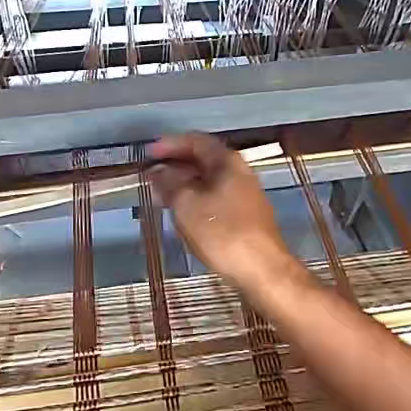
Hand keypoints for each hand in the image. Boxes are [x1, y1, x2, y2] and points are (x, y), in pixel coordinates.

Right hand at [148, 133, 303, 292]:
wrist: (262, 269)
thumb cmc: (223, 233)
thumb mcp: (187, 205)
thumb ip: (170, 184)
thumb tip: (159, 171)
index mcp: (228, 162)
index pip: (196, 141)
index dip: (170, 144)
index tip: (148, 153)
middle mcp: (240, 172)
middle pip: (204, 160)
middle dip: (175, 165)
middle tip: (151, 175)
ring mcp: (246, 194)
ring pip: (210, 180)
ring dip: (185, 184)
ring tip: (161, 195)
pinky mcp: (247, 215)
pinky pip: (216, 197)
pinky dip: (197, 198)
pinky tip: (184, 212)